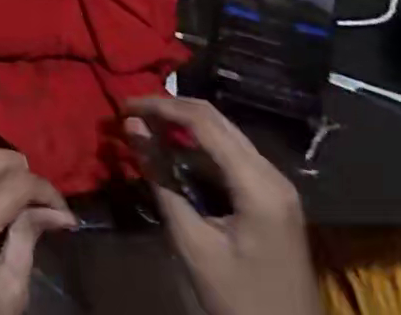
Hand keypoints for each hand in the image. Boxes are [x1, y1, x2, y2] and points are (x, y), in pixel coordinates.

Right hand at [127, 98, 320, 314]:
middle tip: (131, 111)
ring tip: (145, 125)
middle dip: (171, 109)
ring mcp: (276, 183)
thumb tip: (133, 129)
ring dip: (184, 124)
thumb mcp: (192, 243)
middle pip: (216, 120)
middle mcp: (272, 172)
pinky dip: (200, 146)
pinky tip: (174, 149)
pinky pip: (232, 154)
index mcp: (258, 183)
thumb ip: (162, 180)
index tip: (124, 106)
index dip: (161, 106)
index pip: (204, 122)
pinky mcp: (273, 196)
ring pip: (224, 133)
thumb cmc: (239, 303)